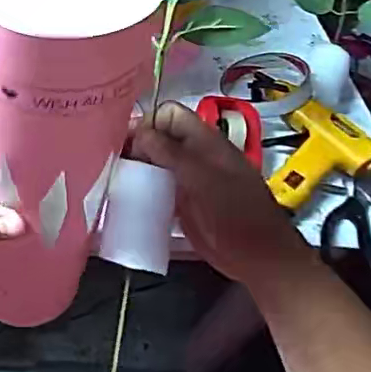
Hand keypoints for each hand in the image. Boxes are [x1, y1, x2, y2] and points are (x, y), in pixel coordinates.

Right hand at [128, 102, 312, 292]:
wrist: (258, 256)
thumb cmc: (234, 213)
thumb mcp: (200, 178)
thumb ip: (170, 153)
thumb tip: (140, 132)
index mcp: (205, 140)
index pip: (169, 114)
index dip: (147, 122)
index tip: (124, 142)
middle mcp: (196, 154)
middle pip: (161, 137)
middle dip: (137, 144)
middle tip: (112, 162)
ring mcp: (191, 179)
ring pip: (159, 162)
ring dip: (139, 167)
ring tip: (115, 179)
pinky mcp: (186, 203)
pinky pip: (161, 187)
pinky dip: (145, 188)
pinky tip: (129, 198)